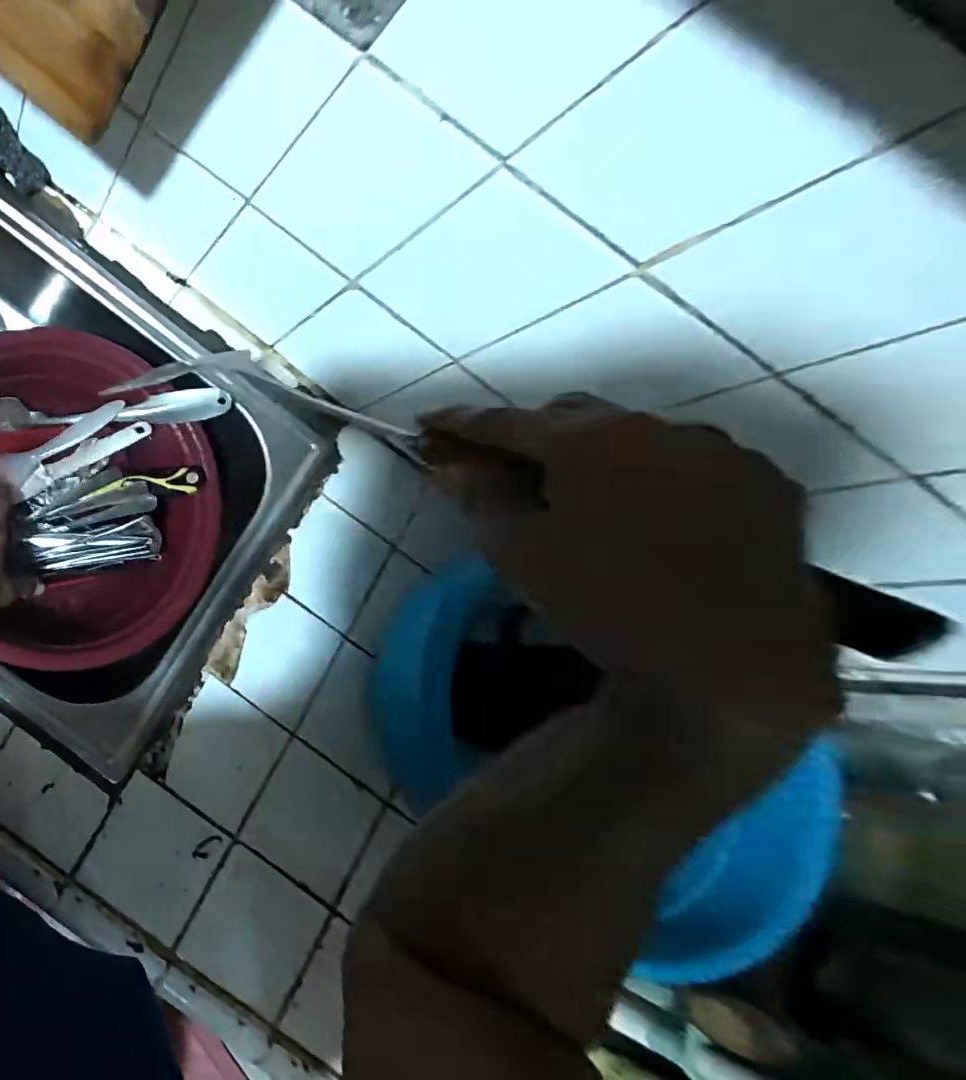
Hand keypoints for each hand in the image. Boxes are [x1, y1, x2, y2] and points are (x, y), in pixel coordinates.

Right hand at [422, 395, 838, 737]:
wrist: (727, 661)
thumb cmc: (599, 598)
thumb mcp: (517, 549)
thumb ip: (481, 496)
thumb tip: (453, 466)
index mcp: (590, 440)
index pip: (507, 421)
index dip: (461, 423)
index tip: (428, 424)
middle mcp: (659, 429)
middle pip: (573, 416)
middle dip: (528, 435)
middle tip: (496, 467)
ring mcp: (720, 453)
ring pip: (634, 436)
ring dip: (590, 454)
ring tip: (567, 495)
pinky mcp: (765, 486)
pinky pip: (687, 462)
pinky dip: (645, 475)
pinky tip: (634, 514)